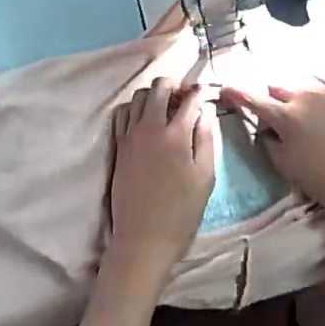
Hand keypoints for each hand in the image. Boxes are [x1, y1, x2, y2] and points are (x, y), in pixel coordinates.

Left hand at [106, 79, 214, 282]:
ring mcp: (130, 135)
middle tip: (185, 98)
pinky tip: (146, 121)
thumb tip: (205, 113)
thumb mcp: (205, 177)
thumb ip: (206, 139)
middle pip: (159, 87)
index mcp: (175, 135)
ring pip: (139, 96)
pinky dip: (136, 108)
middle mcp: (150, 128)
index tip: (204, 95)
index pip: (190, 98)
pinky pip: (123, 113)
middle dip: (175, 85)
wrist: (143, 240)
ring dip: (155, 95)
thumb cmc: (181, 212)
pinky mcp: (118, 146)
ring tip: (166, 109)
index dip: (200, 92)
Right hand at [218, 85, 324, 230]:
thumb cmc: (322, 180)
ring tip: (307, 121)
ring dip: (297, 100)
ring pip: (303, 87)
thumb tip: (265, 127)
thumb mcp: (284, 165)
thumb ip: (267, 140)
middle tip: (278, 120)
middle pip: (278, 88)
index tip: (224, 88)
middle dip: (272, 100)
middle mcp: (306, 96)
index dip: (236, 93)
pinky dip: (320, 102)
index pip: (253, 99)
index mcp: (286, 116)